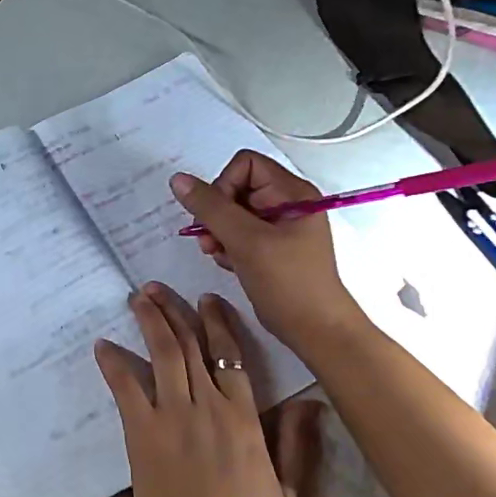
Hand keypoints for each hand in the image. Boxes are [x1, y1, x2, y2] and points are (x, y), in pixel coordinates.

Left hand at [94, 282, 319, 496]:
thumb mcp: (288, 495)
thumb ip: (296, 444)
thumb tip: (311, 403)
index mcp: (246, 420)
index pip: (232, 357)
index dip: (219, 324)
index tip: (207, 299)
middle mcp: (209, 408)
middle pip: (191, 346)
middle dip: (174, 311)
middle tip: (156, 287)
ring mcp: (173, 417)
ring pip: (163, 354)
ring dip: (149, 322)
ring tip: (138, 298)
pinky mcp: (141, 432)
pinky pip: (126, 387)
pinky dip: (114, 363)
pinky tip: (103, 344)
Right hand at [169, 150, 365, 347]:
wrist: (316, 331)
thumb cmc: (288, 283)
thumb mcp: (246, 241)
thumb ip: (210, 208)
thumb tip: (178, 180)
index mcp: (292, 192)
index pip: (245, 165)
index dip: (224, 185)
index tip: (218, 217)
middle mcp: (287, 202)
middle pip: (236, 187)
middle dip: (217, 213)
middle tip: (209, 241)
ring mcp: (280, 226)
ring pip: (234, 212)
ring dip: (218, 232)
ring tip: (217, 254)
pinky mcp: (272, 247)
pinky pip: (240, 233)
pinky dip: (228, 245)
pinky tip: (228, 263)